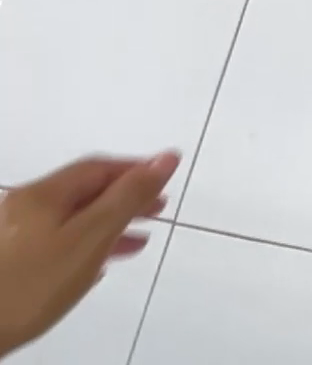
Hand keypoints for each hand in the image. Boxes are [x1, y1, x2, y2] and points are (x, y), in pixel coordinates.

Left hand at [0, 153, 178, 357]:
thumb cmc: (34, 281)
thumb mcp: (93, 234)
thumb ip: (132, 194)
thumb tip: (168, 156)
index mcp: (40, 196)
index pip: (99, 168)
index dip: (138, 170)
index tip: (168, 183)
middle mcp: (19, 211)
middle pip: (84, 193)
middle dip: (125, 199)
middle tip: (157, 210)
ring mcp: (7, 240)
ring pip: (71, 221)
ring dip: (109, 225)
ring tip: (136, 241)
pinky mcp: (4, 267)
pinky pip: (54, 244)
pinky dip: (83, 246)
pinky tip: (95, 265)